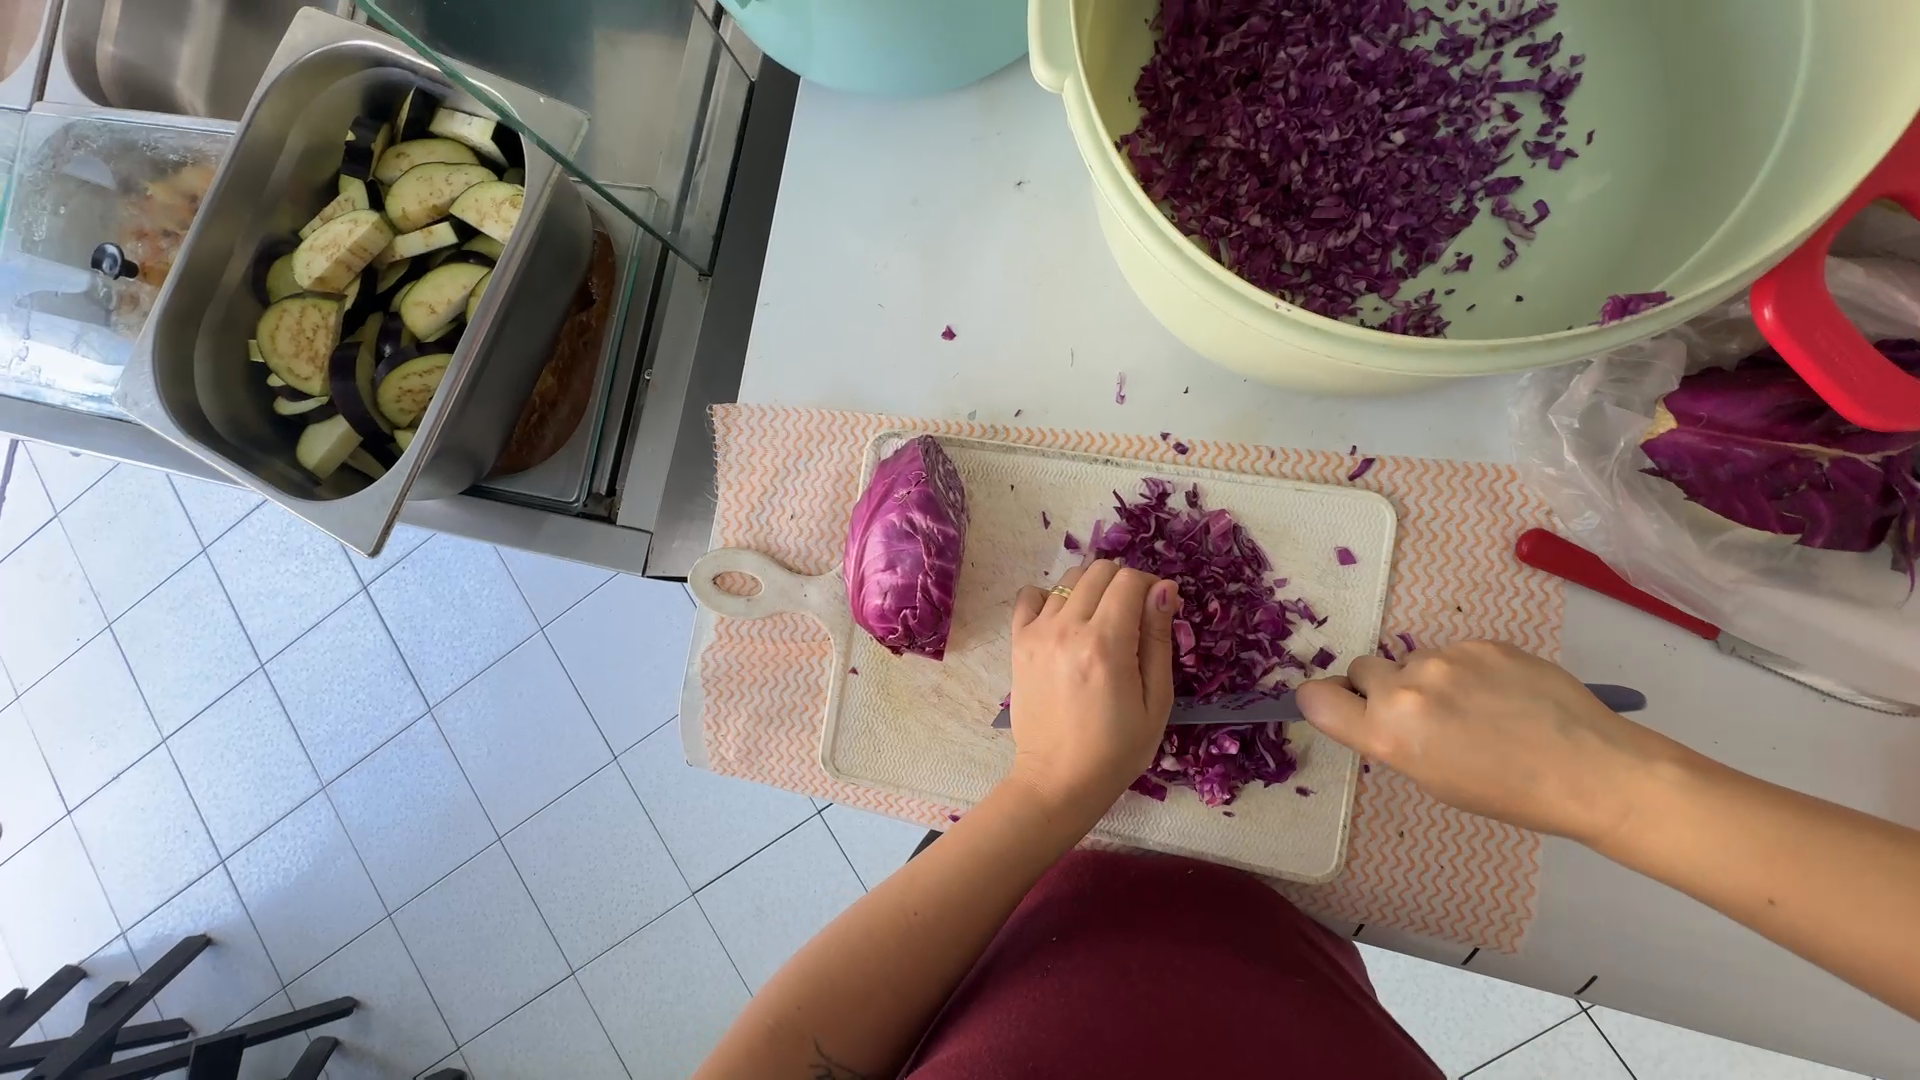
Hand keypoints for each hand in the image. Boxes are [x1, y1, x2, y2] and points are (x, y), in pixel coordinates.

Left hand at [1004, 560, 1177, 818]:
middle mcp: (1068, 628)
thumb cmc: (1117, 750)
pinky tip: (1064, 620)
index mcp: (1106, 644)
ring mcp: (1038, 633)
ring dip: (1091, 589)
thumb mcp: (1155, 701)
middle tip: (1134, 615)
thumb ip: (1158, 640)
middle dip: (1124, 583)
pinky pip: (1030, 596)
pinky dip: (1050, 597)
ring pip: (1069, 580)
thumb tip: (1164, 589)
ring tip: (1101, 620)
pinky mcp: (1018, 643)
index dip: (1151, 587)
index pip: (1129, 581)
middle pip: (1099, 571)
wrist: (1058, 780)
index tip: (1159, 610)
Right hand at [1296, 641, 1682, 845]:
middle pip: (1363, 669)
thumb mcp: (1432, 778)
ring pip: (1413, 660)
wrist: (1597, 771)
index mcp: (1387, 733)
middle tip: (1424, 713)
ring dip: (1429, 678)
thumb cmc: (1510, 793)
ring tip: (1479, 706)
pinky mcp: (1481, 642)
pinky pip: (1454, 652)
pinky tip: (1505, 694)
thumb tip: (1376, 710)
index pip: (1316, 698)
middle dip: (1382, 687)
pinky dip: (1468, 670)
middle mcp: (1405, 690)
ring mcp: (1444, 659)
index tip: (1344, 707)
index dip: (1322, 700)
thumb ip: (1391, 737)